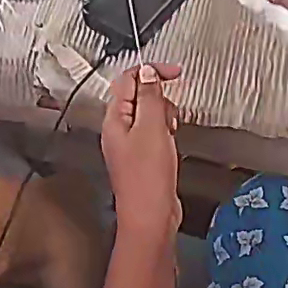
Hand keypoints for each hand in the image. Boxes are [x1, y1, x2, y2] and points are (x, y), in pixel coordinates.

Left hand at [102, 63, 183, 241]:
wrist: (150, 216)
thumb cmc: (148, 178)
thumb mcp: (152, 128)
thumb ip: (150, 97)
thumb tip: (147, 72)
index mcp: (114, 120)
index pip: (127, 81)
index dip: (150, 72)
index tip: (174, 72)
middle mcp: (118, 131)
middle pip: (138, 97)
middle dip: (159, 98)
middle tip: (170, 113)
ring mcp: (129, 146)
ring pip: (148, 116)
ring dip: (164, 116)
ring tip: (170, 131)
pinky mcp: (142, 158)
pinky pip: (154, 134)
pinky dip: (165, 132)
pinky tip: (171, 143)